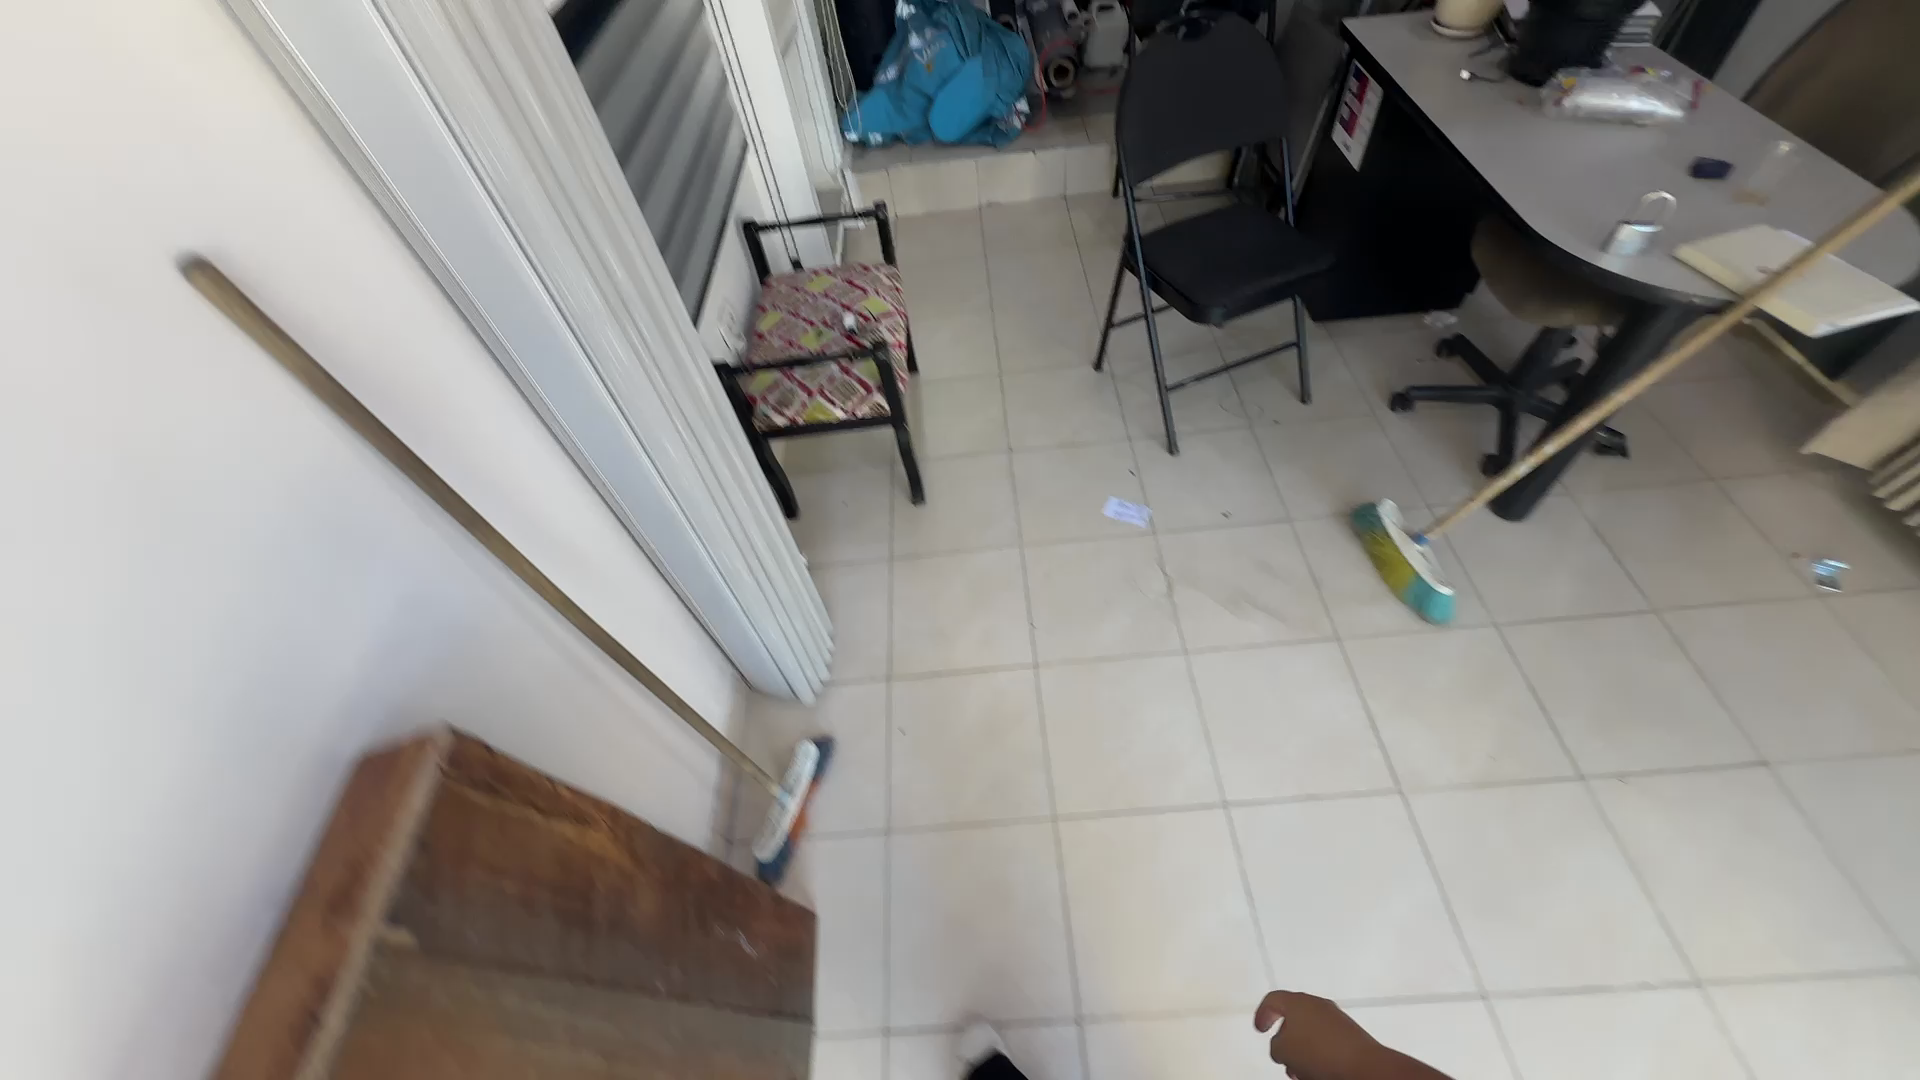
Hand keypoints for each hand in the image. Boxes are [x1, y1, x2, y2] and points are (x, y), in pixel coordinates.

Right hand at [1254, 991, 1384, 1079]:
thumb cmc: (1318, 1053)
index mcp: (1296, 1001)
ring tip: (1302, 1072)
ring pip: (1312, 1033)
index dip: (1263, 1014)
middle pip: (1294, 1018)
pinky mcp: (1352, 1036)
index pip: (1272, 1000)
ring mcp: (1336, 1019)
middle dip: (1287, 1040)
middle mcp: (1316, 1004)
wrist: (1365, 1067)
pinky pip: (1328, 1042)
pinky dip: (1320, 1055)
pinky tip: (1320, 1073)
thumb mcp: (1283, 1050)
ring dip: (1303, 1052)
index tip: (1260, 1030)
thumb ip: (1275, 1045)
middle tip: (1284, 1059)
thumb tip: (1281, 1046)